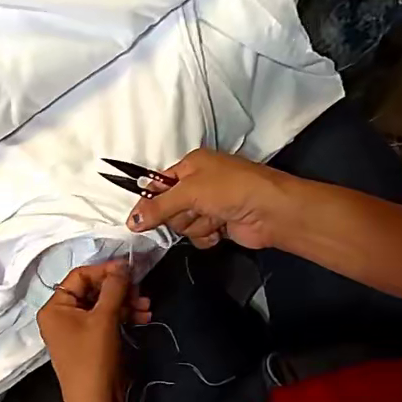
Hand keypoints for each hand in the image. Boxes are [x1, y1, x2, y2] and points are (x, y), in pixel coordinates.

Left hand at [37, 261, 150, 401]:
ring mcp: (75, 330)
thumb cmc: (93, 360)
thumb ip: (113, 288)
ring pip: (102, 305)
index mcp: (54, 307)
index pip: (79, 276)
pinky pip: (106, 320)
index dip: (105, 270)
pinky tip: (143, 318)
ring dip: (125, 303)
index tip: (131, 270)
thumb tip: (123, 266)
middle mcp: (61, 316)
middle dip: (119, 289)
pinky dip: (124, 316)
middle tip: (141, 292)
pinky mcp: (90, 342)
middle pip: (92, 290)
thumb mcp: (104, 319)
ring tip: (147, 307)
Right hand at [124, 149, 298, 249]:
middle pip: (168, 208)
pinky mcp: (219, 225)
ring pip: (183, 224)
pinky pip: (198, 236)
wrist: (271, 211)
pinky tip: (220, 230)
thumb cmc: (231, 189)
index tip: (139, 219)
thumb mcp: (189, 192)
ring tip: (214, 219)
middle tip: (195, 210)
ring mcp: (209, 205)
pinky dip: (206, 236)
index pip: (158, 184)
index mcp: (191, 165)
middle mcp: (199, 183)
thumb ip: (157, 207)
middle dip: (180, 215)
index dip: (149, 202)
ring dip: (196, 226)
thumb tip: (131, 222)